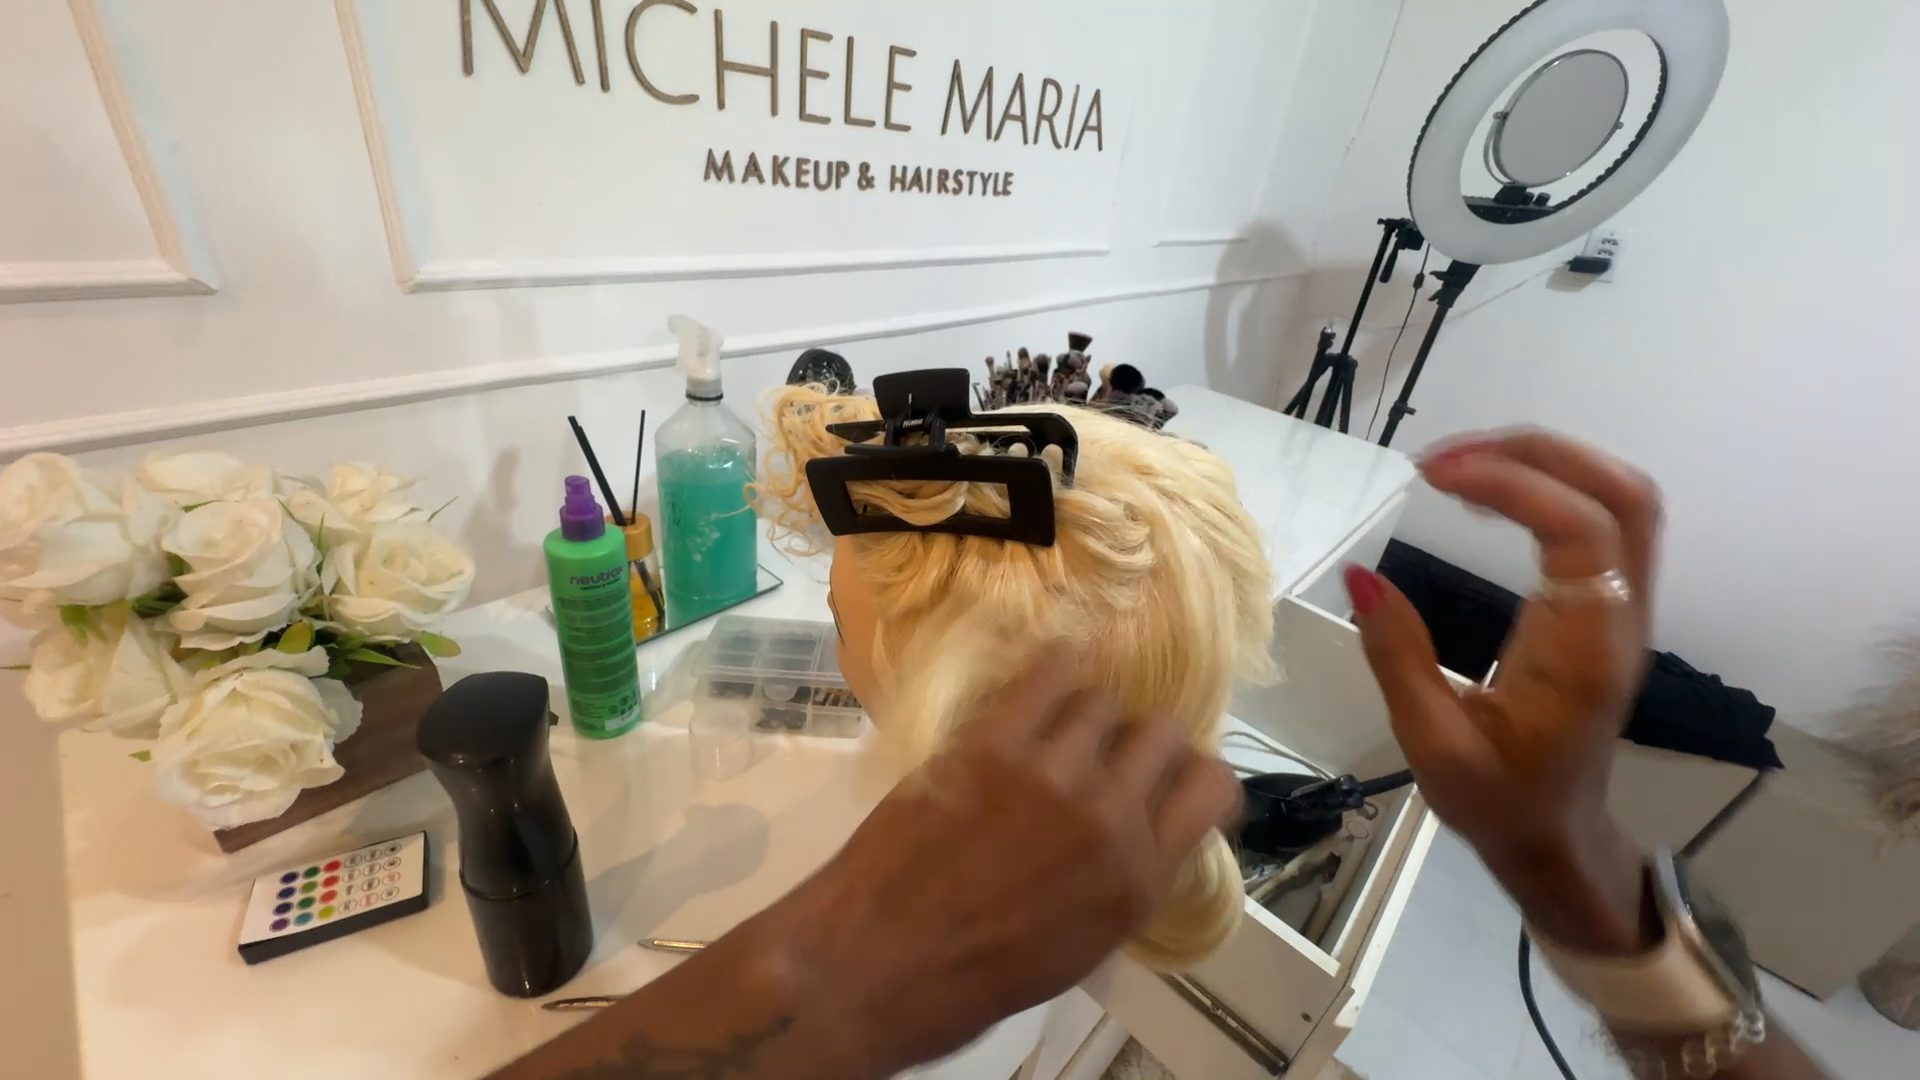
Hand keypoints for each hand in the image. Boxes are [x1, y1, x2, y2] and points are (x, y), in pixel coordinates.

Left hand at [766, 648, 1242, 1073]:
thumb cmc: (982, 968)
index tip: (1173, 773)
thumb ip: (1125, 871)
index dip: (1196, 773)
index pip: (1209, 787)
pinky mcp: (994, 742)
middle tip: (1113, 747)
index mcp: (1139, 876)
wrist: (884, 957)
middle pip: (1161, 731)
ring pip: (1102, 700)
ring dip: (1089, 712)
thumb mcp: (1085, 940)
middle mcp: (1109, 814)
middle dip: (1144, 737)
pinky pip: (1046, 676)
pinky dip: (1054, 669)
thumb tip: (1139, 822)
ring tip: (1062, 725)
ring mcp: (1052, 771)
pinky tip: (1049, 674)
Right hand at [1344, 430, 1662, 953]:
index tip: (1428, 476)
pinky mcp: (1601, 610)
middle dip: (1536, 452)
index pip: (1579, 530)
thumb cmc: (1494, 798)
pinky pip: (1596, 523)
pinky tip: (1482, 496)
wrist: (1554, 836)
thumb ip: (1397, 654)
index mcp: (1582, 650)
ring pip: (1619, 500)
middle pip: (1622, 494)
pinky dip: (1544, 488)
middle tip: (1445, 456)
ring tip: (1457, 464)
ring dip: (1543, 463)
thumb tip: (1359, 574)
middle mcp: (1618, 618)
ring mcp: (1619, 611)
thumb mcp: (1431, 737)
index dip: (1510, 483)